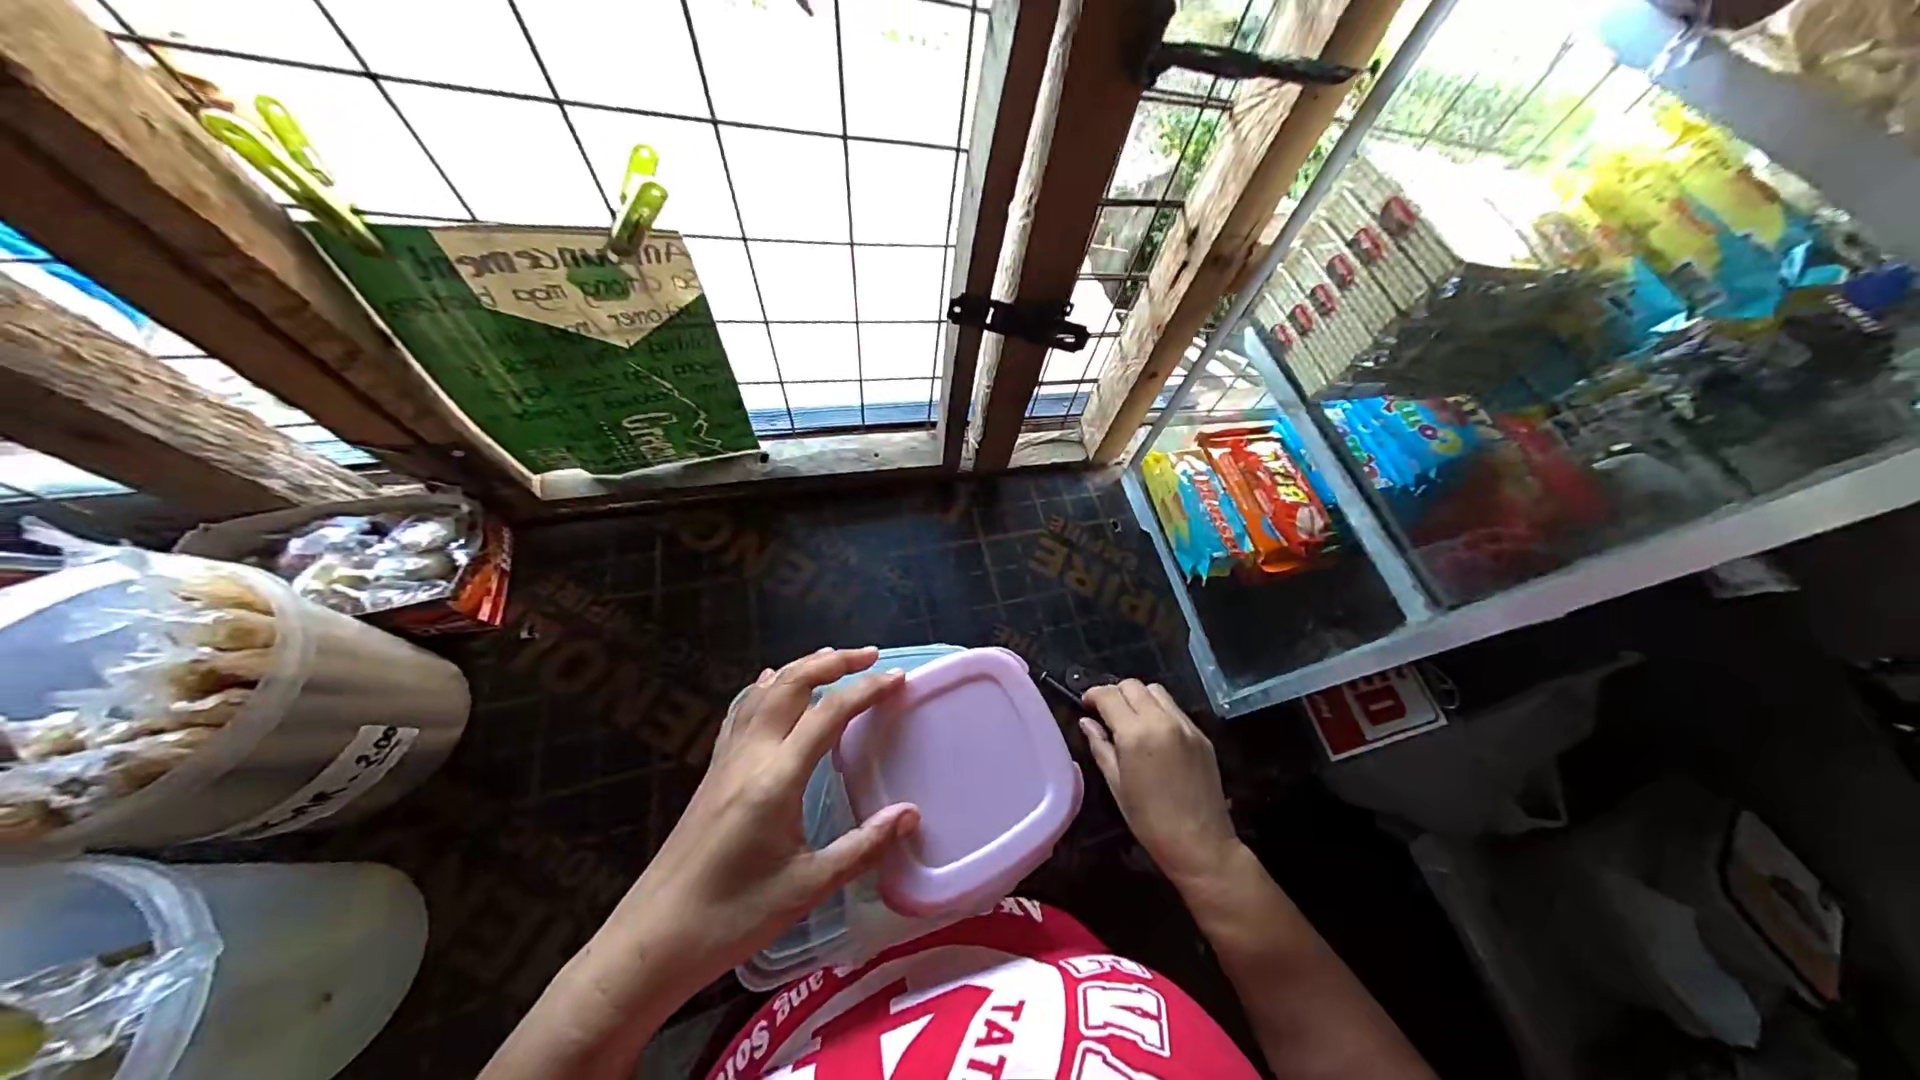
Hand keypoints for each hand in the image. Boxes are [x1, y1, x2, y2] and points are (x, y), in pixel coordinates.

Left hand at [616, 647, 918, 993]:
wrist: (652, 939)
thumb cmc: (732, 917)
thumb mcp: (807, 887)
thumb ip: (863, 847)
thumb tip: (911, 814)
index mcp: (776, 777)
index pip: (828, 713)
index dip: (866, 689)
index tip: (897, 677)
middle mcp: (749, 756)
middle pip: (791, 685)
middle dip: (832, 662)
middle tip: (869, 656)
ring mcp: (725, 761)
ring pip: (764, 693)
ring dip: (800, 668)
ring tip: (830, 659)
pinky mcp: (712, 773)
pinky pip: (741, 713)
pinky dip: (765, 689)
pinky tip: (768, 685)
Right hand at [1080, 679, 1239, 887]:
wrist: (1200, 843)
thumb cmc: (1149, 820)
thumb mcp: (1116, 784)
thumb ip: (1100, 746)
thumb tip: (1087, 722)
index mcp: (1136, 734)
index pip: (1110, 695)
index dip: (1094, 695)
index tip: (1086, 705)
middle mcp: (1162, 721)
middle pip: (1133, 685)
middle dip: (1116, 693)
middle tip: (1107, 713)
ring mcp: (1186, 726)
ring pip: (1157, 691)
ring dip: (1139, 698)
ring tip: (1131, 720)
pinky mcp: (1202, 736)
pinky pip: (1175, 710)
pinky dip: (1159, 711)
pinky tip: (1154, 735)